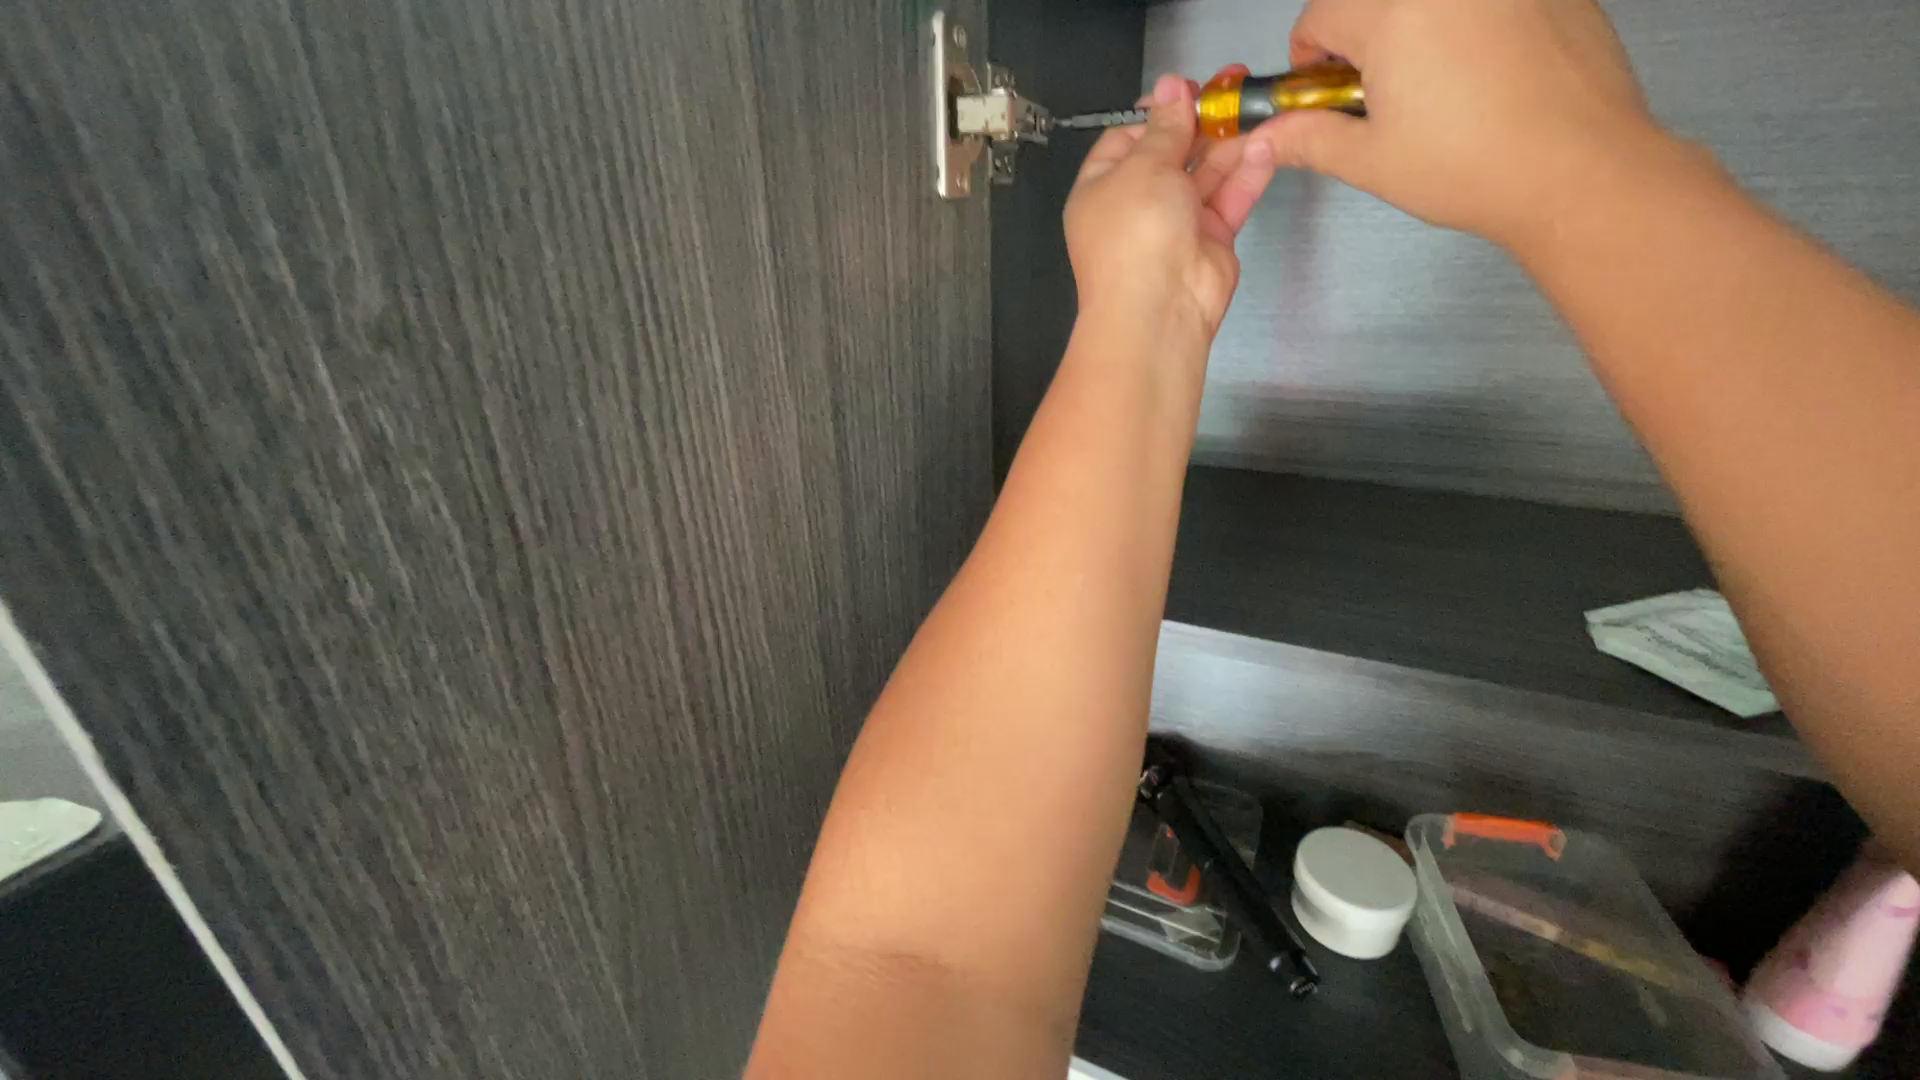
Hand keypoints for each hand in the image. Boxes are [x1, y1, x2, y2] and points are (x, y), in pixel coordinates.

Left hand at [1065, 70, 1279, 341]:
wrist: (1158, 309)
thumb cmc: (1134, 232)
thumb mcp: (1142, 168)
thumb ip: (1165, 128)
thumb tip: (1170, 86)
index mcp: (1101, 189)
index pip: (1124, 141)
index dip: (1156, 115)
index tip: (1187, 91)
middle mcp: (1136, 206)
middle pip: (1171, 155)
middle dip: (1200, 124)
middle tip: (1234, 90)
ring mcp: (1174, 225)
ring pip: (1205, 176)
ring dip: (1231, 145)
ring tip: (1259, 110)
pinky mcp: (1209, 242)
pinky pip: (1229, 201)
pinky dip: (1247, 175)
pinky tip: (1268, 145)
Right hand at [1256, 0, 1689, 250]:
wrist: (1574, 167)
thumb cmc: (1469, 166)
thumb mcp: (1368, 161)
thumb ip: (1307, 138)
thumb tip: (1266, 137)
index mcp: (1394, 13)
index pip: (1320, 13)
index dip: (1310, 57)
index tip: (1322, 90)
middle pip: (1373, 1)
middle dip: (1361, 40)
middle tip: (1377, 93)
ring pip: (1428, 2)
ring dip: (1413, 31)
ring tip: (1435, 87)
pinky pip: (1483, 2)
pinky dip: (1468, 25)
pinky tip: (1484, 77)